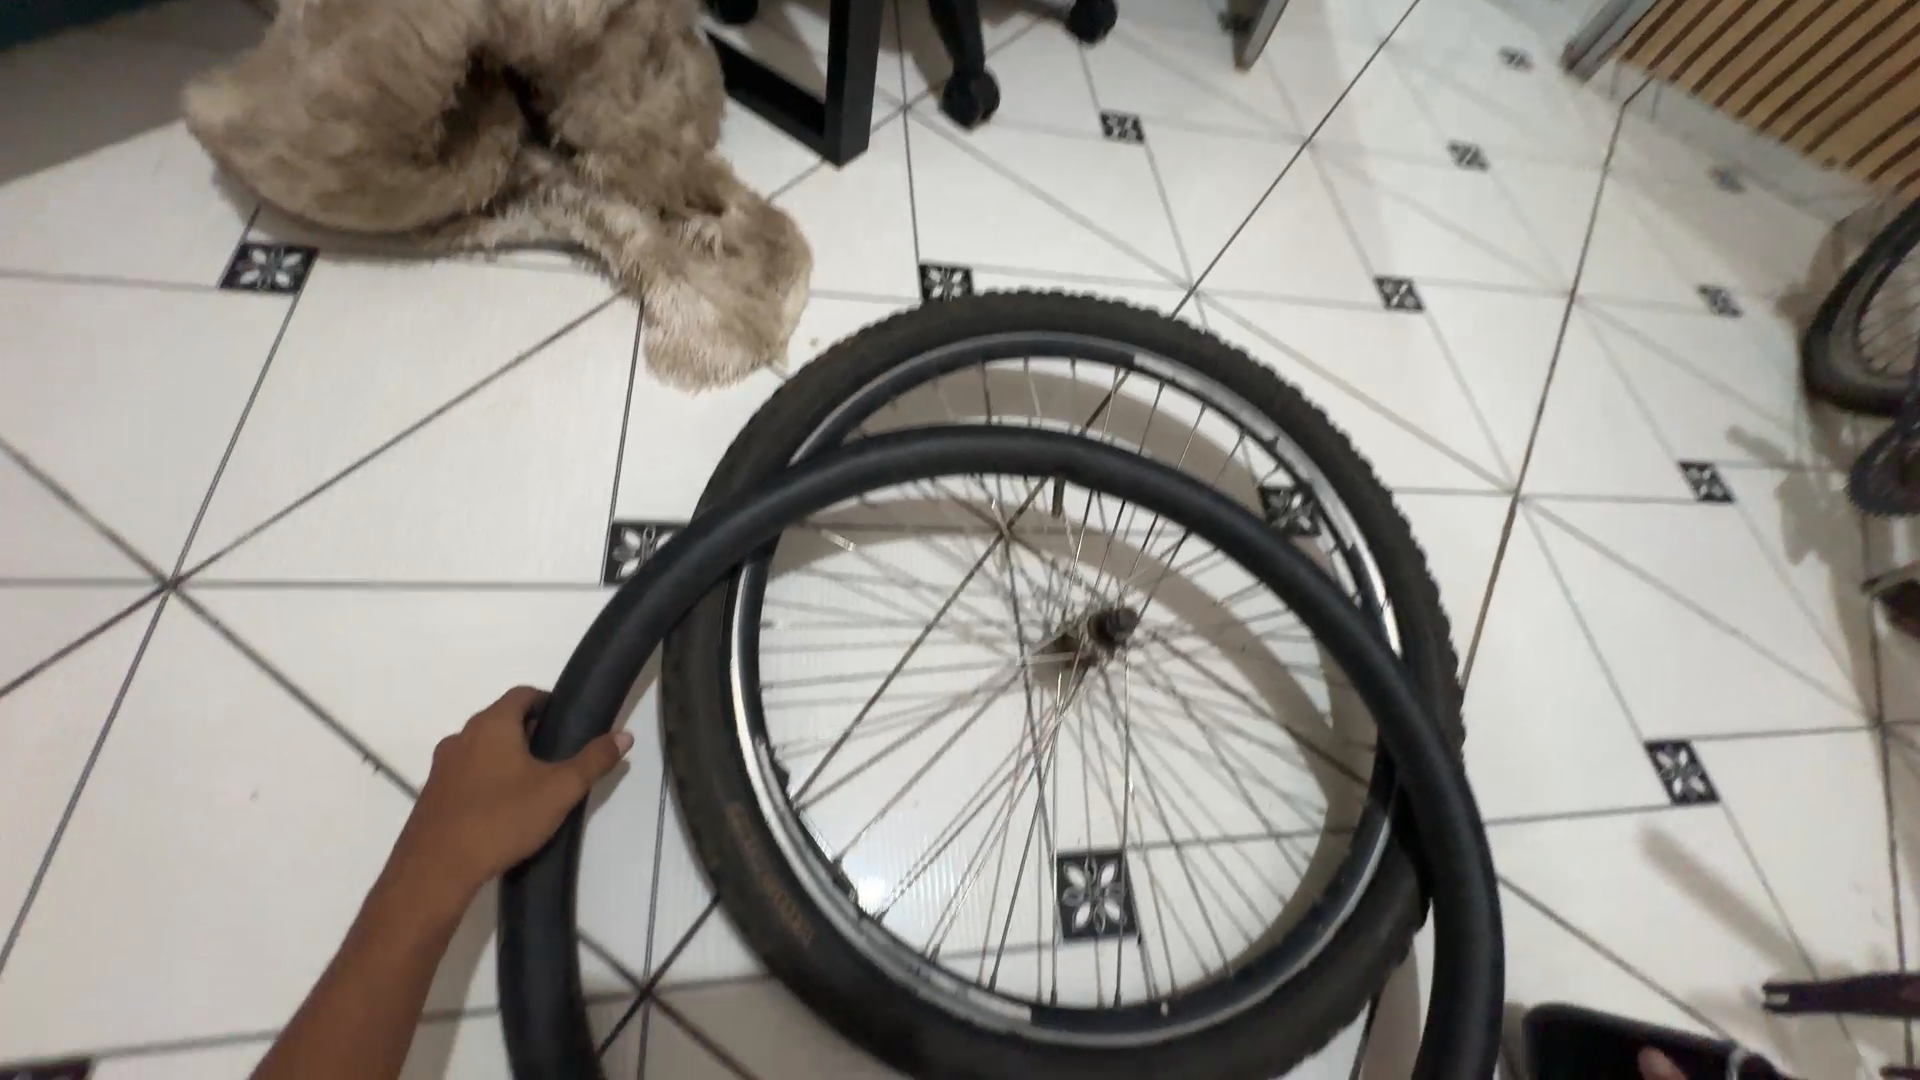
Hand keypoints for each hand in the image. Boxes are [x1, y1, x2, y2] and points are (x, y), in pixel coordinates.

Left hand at [388, 687, 632, 902]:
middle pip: (501, 719)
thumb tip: (625, 736)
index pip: (523, 694)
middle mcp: (461, 738)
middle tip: (558, 754)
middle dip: (530, 730)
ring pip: (482, 748)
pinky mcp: (431, 796)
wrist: (433, 874)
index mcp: (492, 725)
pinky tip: (504, 807)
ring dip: (507, 756)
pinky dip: (487, 778)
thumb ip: (594, 760)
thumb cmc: (502, 819)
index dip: (548, 701)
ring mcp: (441, 768)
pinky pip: (466, 773)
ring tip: (534, 782)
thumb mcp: (561, 789)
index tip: (569, 720)